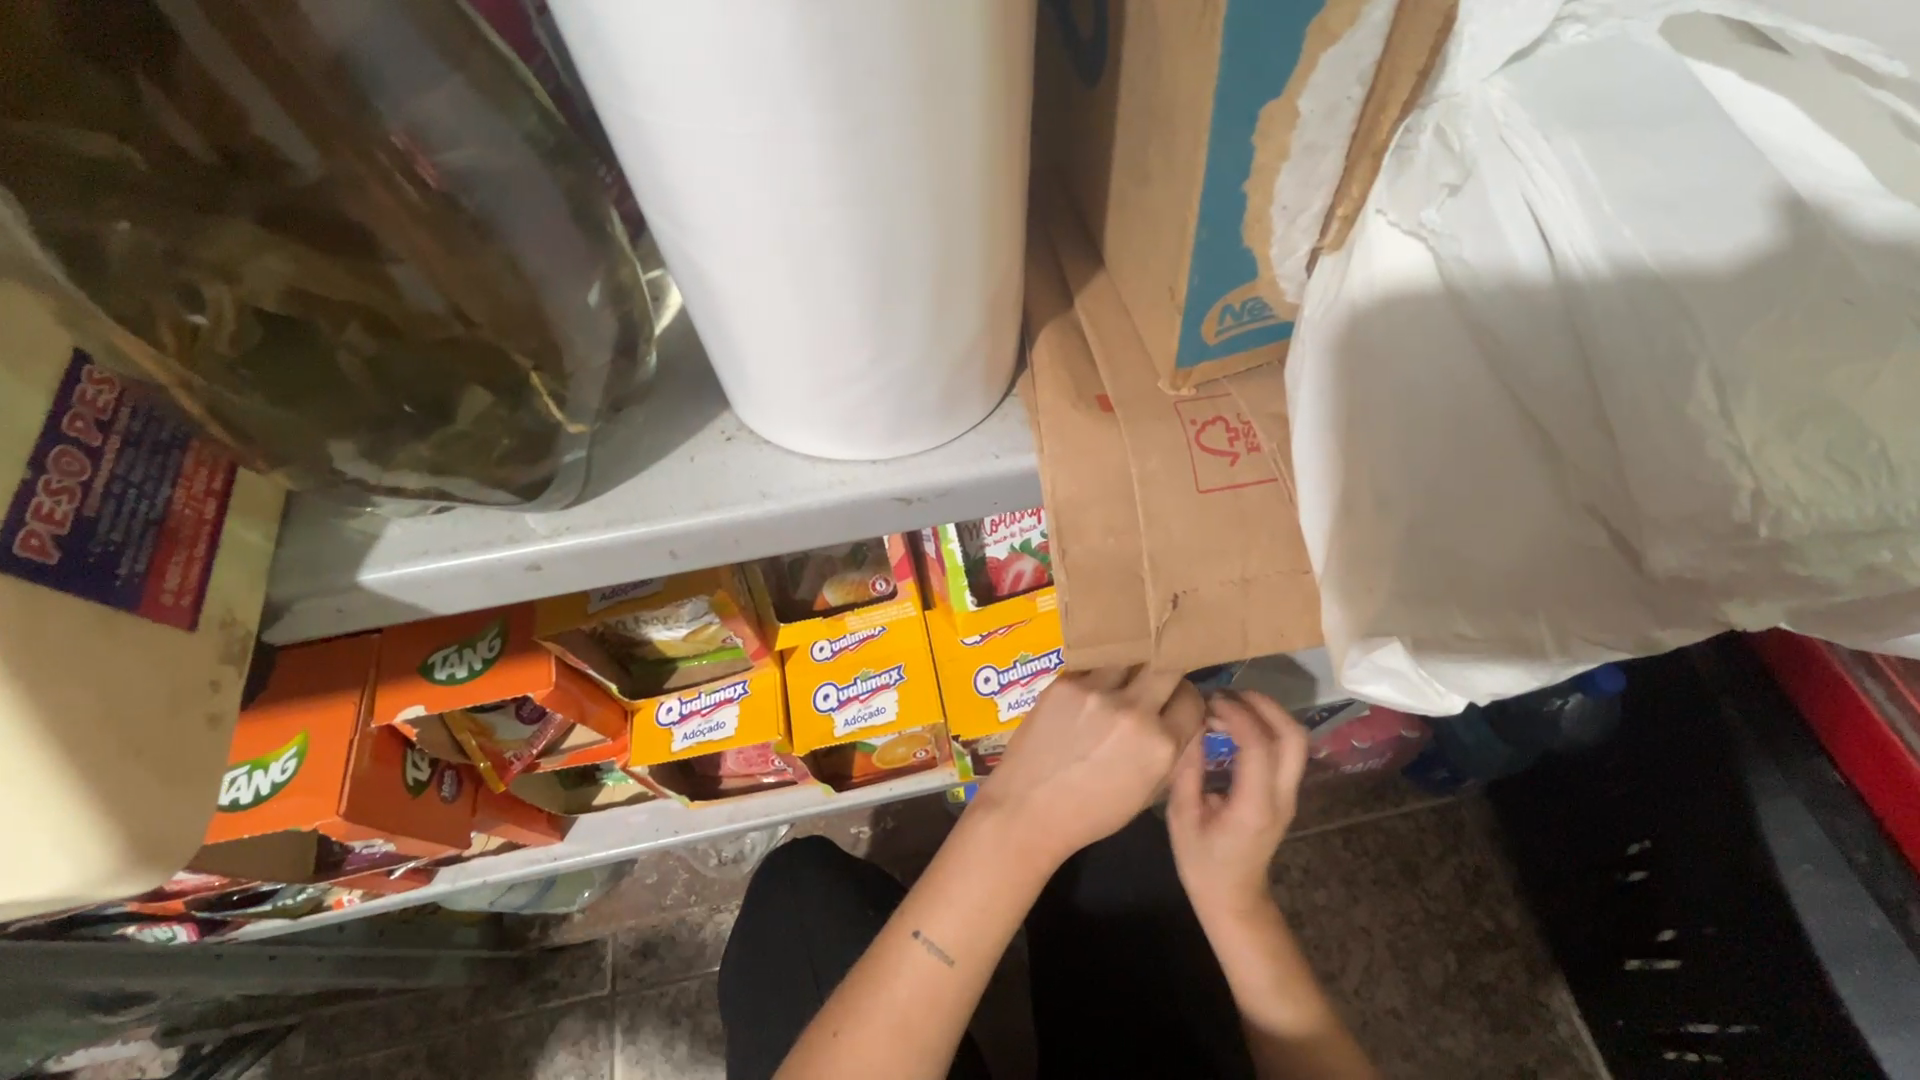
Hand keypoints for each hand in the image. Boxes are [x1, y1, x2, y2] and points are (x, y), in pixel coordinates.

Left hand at [973, 667, 1204, 869]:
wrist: (1027, 809)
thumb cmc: (1091, 813)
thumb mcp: (1148, 792)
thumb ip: (1172, 752)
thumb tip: (1182, 720)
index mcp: (1161, 744)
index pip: (1192, 700)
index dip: (1185, 701)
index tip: (1174, 703)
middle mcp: (1134, 712)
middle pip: (1167, 667)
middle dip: (1166, 673)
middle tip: (1154, 682)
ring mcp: (1097, 693)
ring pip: (1129, 658)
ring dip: (1130, 668)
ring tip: (1121, 681)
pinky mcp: (1065, 683)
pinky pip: (1092, 667)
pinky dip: (1095, 676)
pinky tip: (1087, 693)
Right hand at [1167, 690, 1310, 922]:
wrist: (1233, 898)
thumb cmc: (1202, 862)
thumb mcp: (1181, 816)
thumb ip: (1187, 769)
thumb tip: (1189, 725)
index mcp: (1254, 806)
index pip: (1259, 746)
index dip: (1236, 715)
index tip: (1208, 702)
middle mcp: (1282, 797)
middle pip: (1293, 736)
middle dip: (1263, 705)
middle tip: (1226, 694)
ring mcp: (1290, 795)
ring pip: (1296, 740)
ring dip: (1267, 714)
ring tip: (1229, 706)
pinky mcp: (1286, 792)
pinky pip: (1286, 750)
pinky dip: (1265, 727)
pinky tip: (1234, 726)